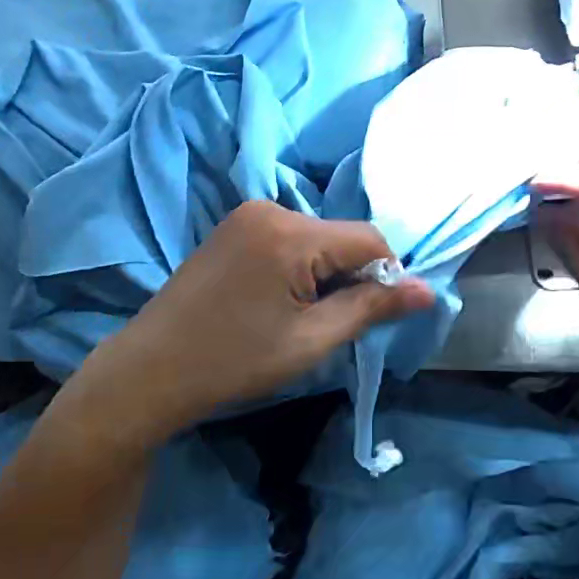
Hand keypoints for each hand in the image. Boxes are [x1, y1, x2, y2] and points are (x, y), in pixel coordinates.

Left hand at [66, 201, 434, 444]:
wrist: (150, 370)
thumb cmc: (234, 361)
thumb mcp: (311, 341)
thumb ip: (370, 307)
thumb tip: (428, 290)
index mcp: (290, 233)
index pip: (369, 239)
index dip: (386, 276)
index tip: (374, 316)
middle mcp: (270, 208)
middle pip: (341, 235)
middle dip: (351, 275)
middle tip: (333, 323)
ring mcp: (246, 214)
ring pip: (316, 237)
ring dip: (325, 271)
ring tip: (301, 317)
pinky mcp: (233, 226)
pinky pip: (288, 237)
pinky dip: (299, 264)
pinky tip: (277, 300)